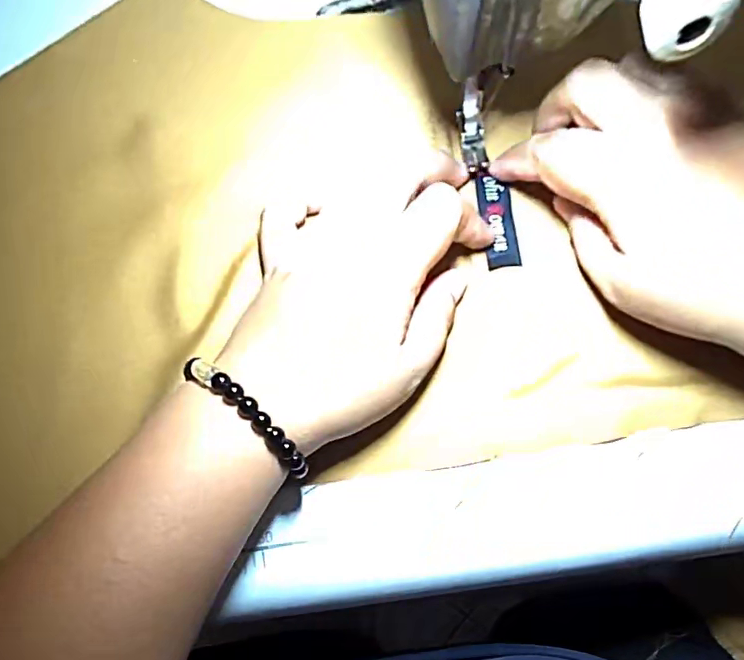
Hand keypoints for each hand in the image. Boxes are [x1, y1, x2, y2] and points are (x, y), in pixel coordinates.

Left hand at [207, 150, 492, 454]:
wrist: (264, 405)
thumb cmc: (341, 394)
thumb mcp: (409, 368)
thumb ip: (439, 316)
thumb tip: (456, 281)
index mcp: (392, 264)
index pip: (442, 208)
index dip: (469, 219)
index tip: (479, 242)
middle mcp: (351, 236)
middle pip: (400, 171)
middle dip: (436, 171)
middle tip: (455, 182)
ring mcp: (308, 240)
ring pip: (353, 181)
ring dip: (387, 181)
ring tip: (405, 198)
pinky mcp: (277, 254)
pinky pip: (288, 205)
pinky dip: (310, 199)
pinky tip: (325, 211)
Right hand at [492, 60, 743, 368]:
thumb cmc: (709, 294)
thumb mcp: (624, 287)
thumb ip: (585, 238)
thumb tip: (572, 205)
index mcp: (619, 170)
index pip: (550, 148)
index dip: (519, 159)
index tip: (505, 171)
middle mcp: (656, 119)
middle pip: (585, 82)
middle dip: (555, 110)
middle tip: (550, 145)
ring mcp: (703, 105)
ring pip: (632, 70)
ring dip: (602, 98)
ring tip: (600, 136)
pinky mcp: (741, 107)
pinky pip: (680, 84)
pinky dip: (650, 101)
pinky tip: (656, 137)